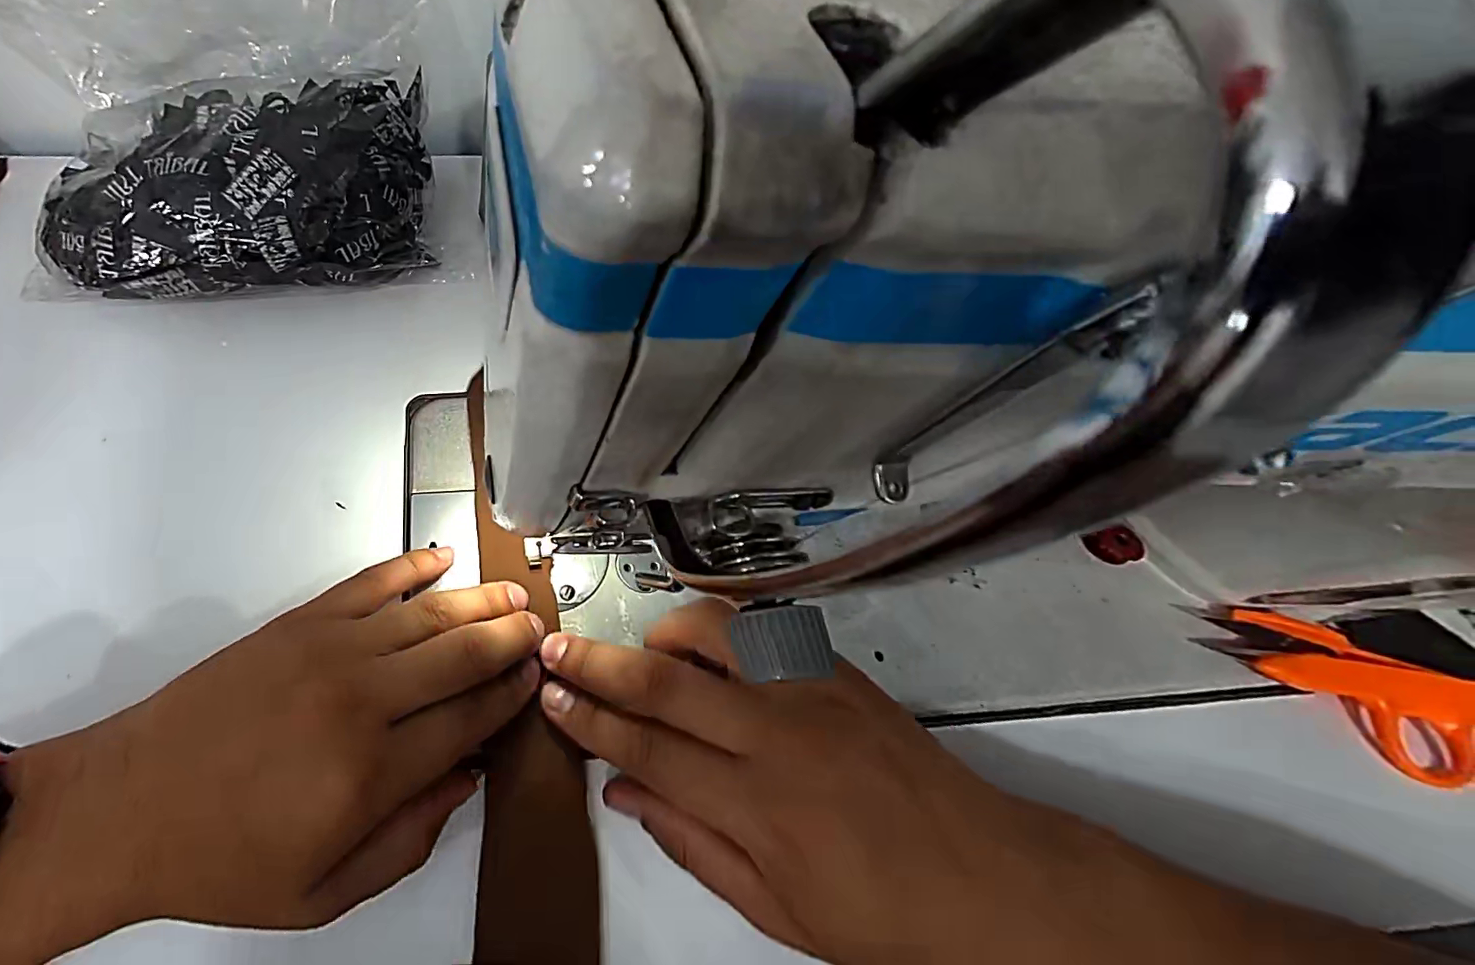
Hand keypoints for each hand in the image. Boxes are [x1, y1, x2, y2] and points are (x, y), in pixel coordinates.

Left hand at [0, 548, 543, 960]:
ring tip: (512, 595)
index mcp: (372, 773)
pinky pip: (371, 581)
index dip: (509, 696)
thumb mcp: (323, 893)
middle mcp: (362, 700)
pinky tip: (441, 556)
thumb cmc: (225, 858)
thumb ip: (408, 839)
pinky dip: (411, 564)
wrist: (130, 803)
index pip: (469, 720)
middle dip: (510, 639)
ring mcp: (330, 649)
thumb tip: (466, 778)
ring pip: (427, 612)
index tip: (533, 680)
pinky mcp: (300, 621)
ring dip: (477, 600)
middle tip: (538, 629)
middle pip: (461, 654)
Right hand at [537, 599, 1440, 964]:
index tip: (551, 695)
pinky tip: (700, 640)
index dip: (589, 720)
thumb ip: (688, 841)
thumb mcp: (772, 908)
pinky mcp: (832, 668)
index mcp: (752, 806)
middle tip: (554, 645)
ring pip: (711, 632)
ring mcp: (806, 691)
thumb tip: (621, 791)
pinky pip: (758, 626)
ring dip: (659, 632)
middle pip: (662, 684)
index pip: (645, 749)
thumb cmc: (874, 914)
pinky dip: (715, 625)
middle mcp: (771, 737)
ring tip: (638, 647)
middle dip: (597, 662)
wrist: (988, 879)